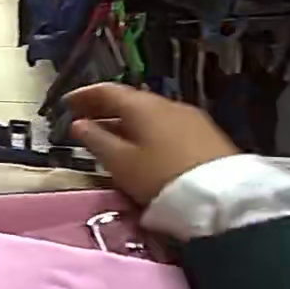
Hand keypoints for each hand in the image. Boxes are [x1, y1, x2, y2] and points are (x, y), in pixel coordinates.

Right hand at [66, 84, 240, 205]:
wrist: (222, 197)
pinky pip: (165, 124)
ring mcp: (189, 117)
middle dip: (104, 109)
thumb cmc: (161, 177)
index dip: (85, 96)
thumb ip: (97, 140)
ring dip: (125, 121)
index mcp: (142, 106)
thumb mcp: (122, 163)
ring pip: (149, 113)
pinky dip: (145, 129)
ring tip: (109, 135)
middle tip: (84, 119)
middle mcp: (166, 104)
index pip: (107, 91)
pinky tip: (141, 145)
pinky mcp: (205, 134)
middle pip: (129, 101)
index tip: (67, 103)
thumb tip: (78, 124)